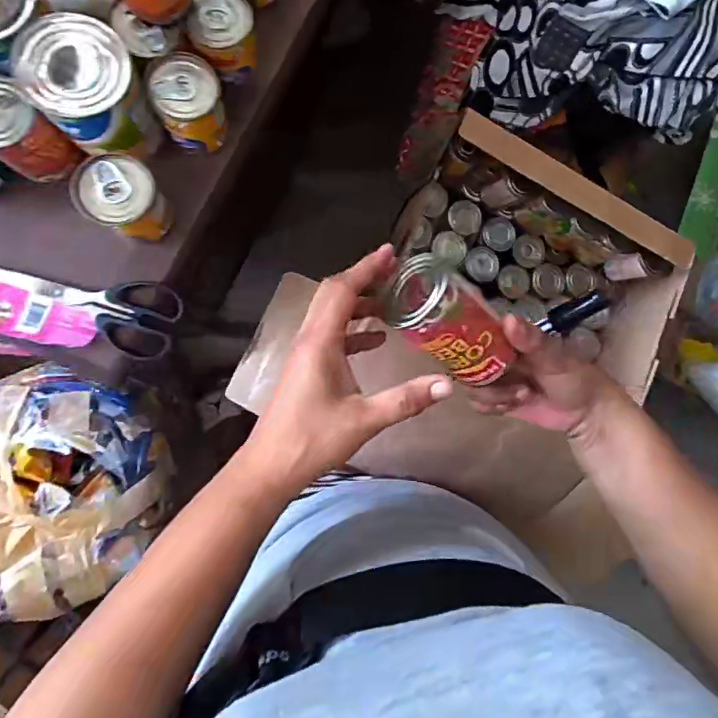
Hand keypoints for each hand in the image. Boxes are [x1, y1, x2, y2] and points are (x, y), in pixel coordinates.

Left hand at [244, 245, 453, 489]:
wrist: (271, 465)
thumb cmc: (313, 439)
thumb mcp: (364, 420)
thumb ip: (406, 400)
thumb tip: (447, 385)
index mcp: (319, 342)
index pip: (342, 291)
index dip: (366, 268)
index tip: (390, 253)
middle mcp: (308, 339)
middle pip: (333, 294)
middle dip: (363, 279)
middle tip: (396, 272)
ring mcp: (304, 353)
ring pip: (330, 314)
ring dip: (358, 304)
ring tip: (392, 303)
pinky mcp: (305, 368)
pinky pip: (330, 335)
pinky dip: (352, 329)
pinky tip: (375, 340)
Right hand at [468, 314, 627, 440]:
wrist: (586, 413)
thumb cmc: (574, 376)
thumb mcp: (555, 356)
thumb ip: (532, 340)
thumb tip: (508, 320)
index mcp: (508, 337)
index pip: (475, 331)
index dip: (465, 340)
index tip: (469, 352)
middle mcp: (496, 355)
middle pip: (467, 361)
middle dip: (482, 377)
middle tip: (508, 384)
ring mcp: (495, 378)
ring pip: (472, 384)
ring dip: (493, 394)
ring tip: (521, 396)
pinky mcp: (496, 399)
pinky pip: (478, 403)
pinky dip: (491, 406)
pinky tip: (511, 407)